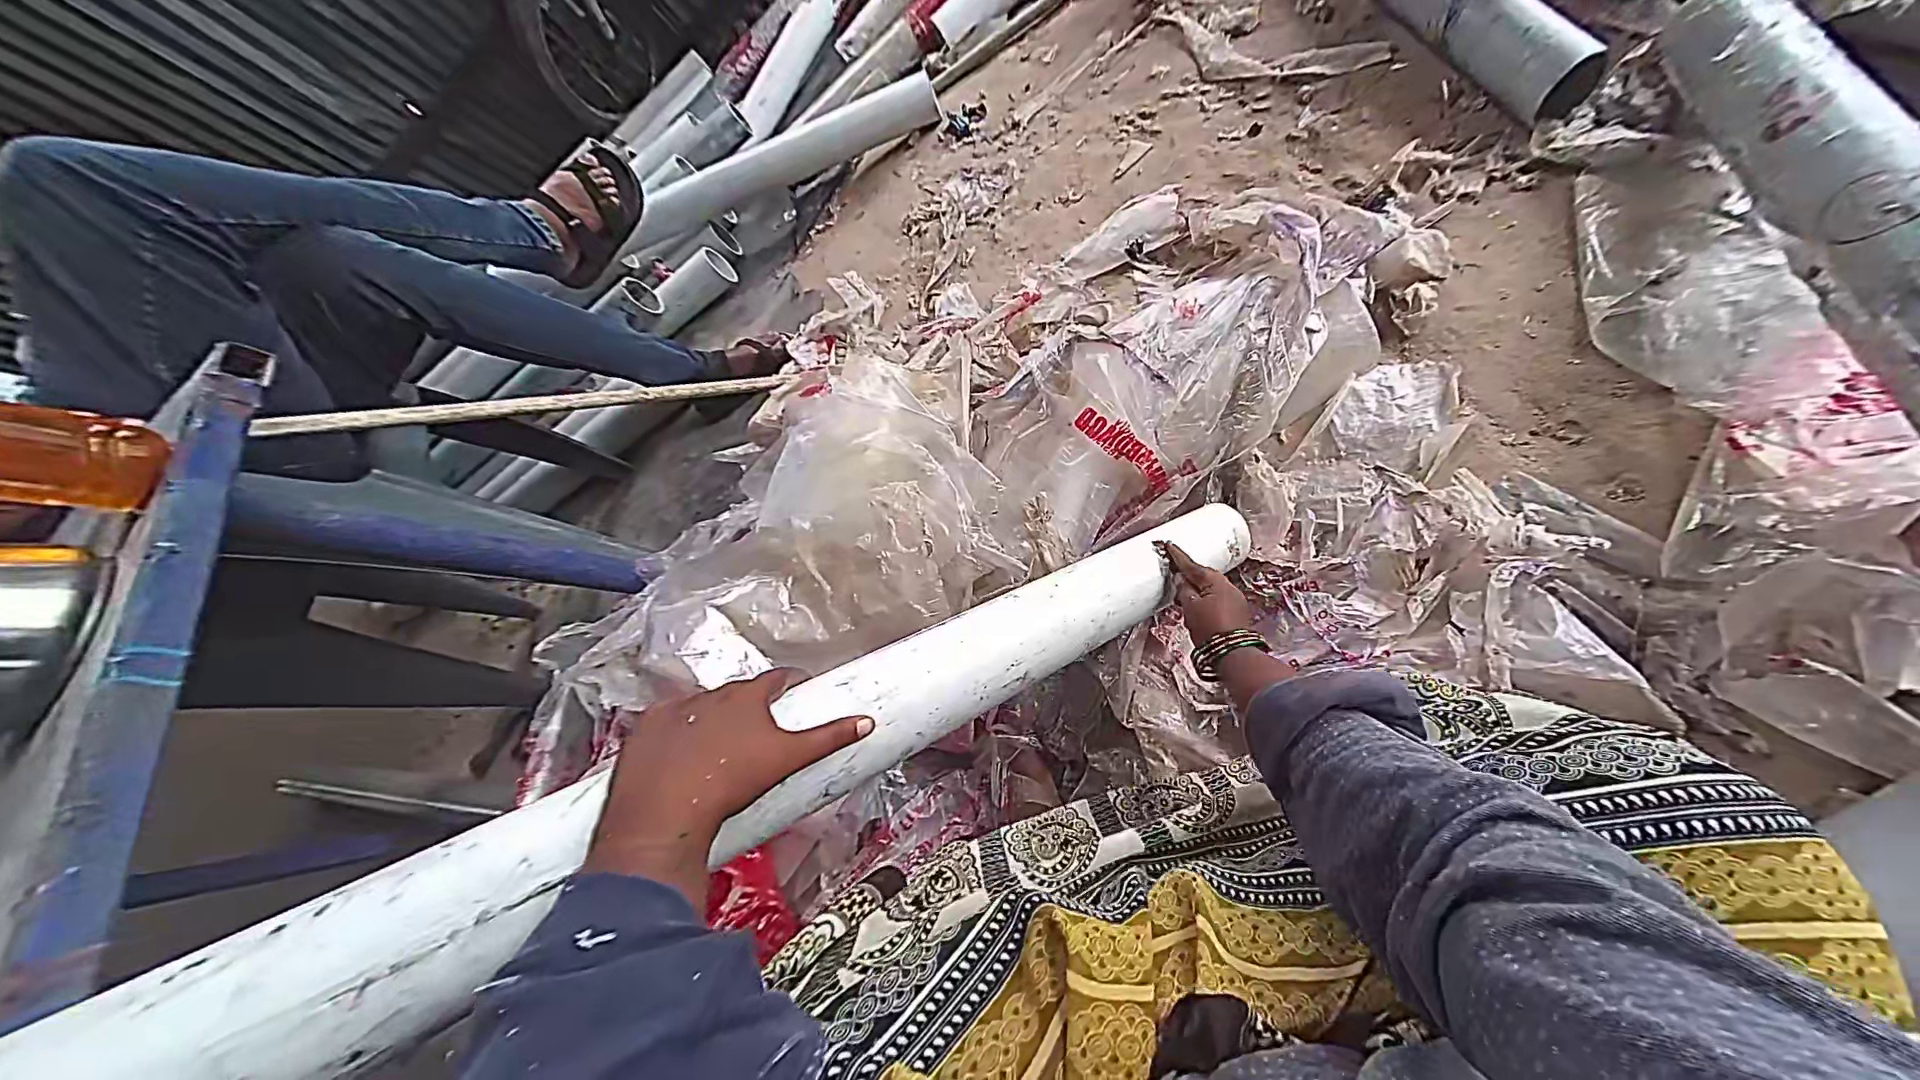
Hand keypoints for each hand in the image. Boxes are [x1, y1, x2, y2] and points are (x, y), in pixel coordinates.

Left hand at [583, 669, 871, 904]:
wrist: (665, 814)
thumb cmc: (733, 783)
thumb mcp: (788, 759)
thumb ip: (829, 738)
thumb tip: (866, 722)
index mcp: (747, 696)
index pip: (776, 679)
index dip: (789, 684)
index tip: (796, 691)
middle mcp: (710, 694)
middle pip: (737, 692)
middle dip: (749, 705)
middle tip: (758, 730)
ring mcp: (673, 709)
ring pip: (701, 706)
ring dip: (712, 717)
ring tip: (718, 748)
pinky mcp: (644, 728)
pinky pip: (666, 722)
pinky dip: (676, 731)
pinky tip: (679, 755)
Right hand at [1157, 541, 1252, 641]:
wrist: (1232, 653)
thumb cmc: (1210, 628)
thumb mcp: (1190, 607)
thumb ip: (1183, 590)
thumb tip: (1181, 580)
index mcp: (1214, 580)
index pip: (1191, 565)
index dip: (1178, 557)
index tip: (1169, 546)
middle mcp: (1227, 586)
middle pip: (1203, 576)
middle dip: (1188, 574)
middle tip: (1174, 569)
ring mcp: (1235, 599)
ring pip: (1210, 588)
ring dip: (1197, 588)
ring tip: (1183, 592)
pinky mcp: (1237, 612)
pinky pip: (1217, 598)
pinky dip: (1205, 598)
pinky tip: (1198, 605)